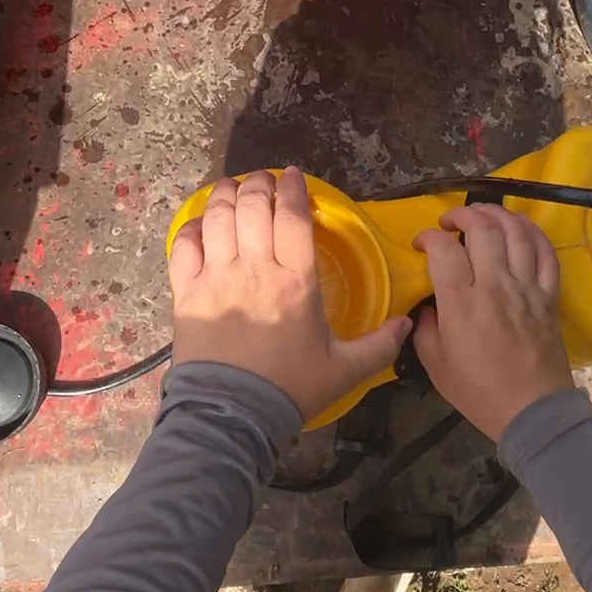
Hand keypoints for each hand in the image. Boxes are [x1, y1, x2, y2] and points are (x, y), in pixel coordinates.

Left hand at [169, 167, 411, 421]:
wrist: (231, 416)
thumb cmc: (289, 388)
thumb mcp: (344, 369)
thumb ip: (379, 345)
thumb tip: (407, 324)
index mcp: (295, 280)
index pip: (293, 216)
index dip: (293, 188)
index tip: (293, 176)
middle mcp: (254, 268)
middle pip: (253, 205)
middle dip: (259, 183)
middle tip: (264, 180)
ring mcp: (215, 277)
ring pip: (217, 217)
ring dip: (225, 195)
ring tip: (233, 188)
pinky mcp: (185, 292)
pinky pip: (184, 246)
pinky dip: (192, 227)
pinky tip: (202, 225)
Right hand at [412, 204, 573, 441]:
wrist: (534, 412)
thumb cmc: (480, 392)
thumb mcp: (436, 365)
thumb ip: (425, 329)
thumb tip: (427, 307)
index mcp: (462, 303)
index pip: (444, 250)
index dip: (428, 237)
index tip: (421, 243)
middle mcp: (496, 286)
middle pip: (482, 229)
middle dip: (461, 215)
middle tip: (449, 222)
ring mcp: (527, 287)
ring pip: (516, 232)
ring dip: (496, 214)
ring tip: (482, 214)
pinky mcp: (549, 295)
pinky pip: (546, 252)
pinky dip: (532, 232)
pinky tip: (519, 228)